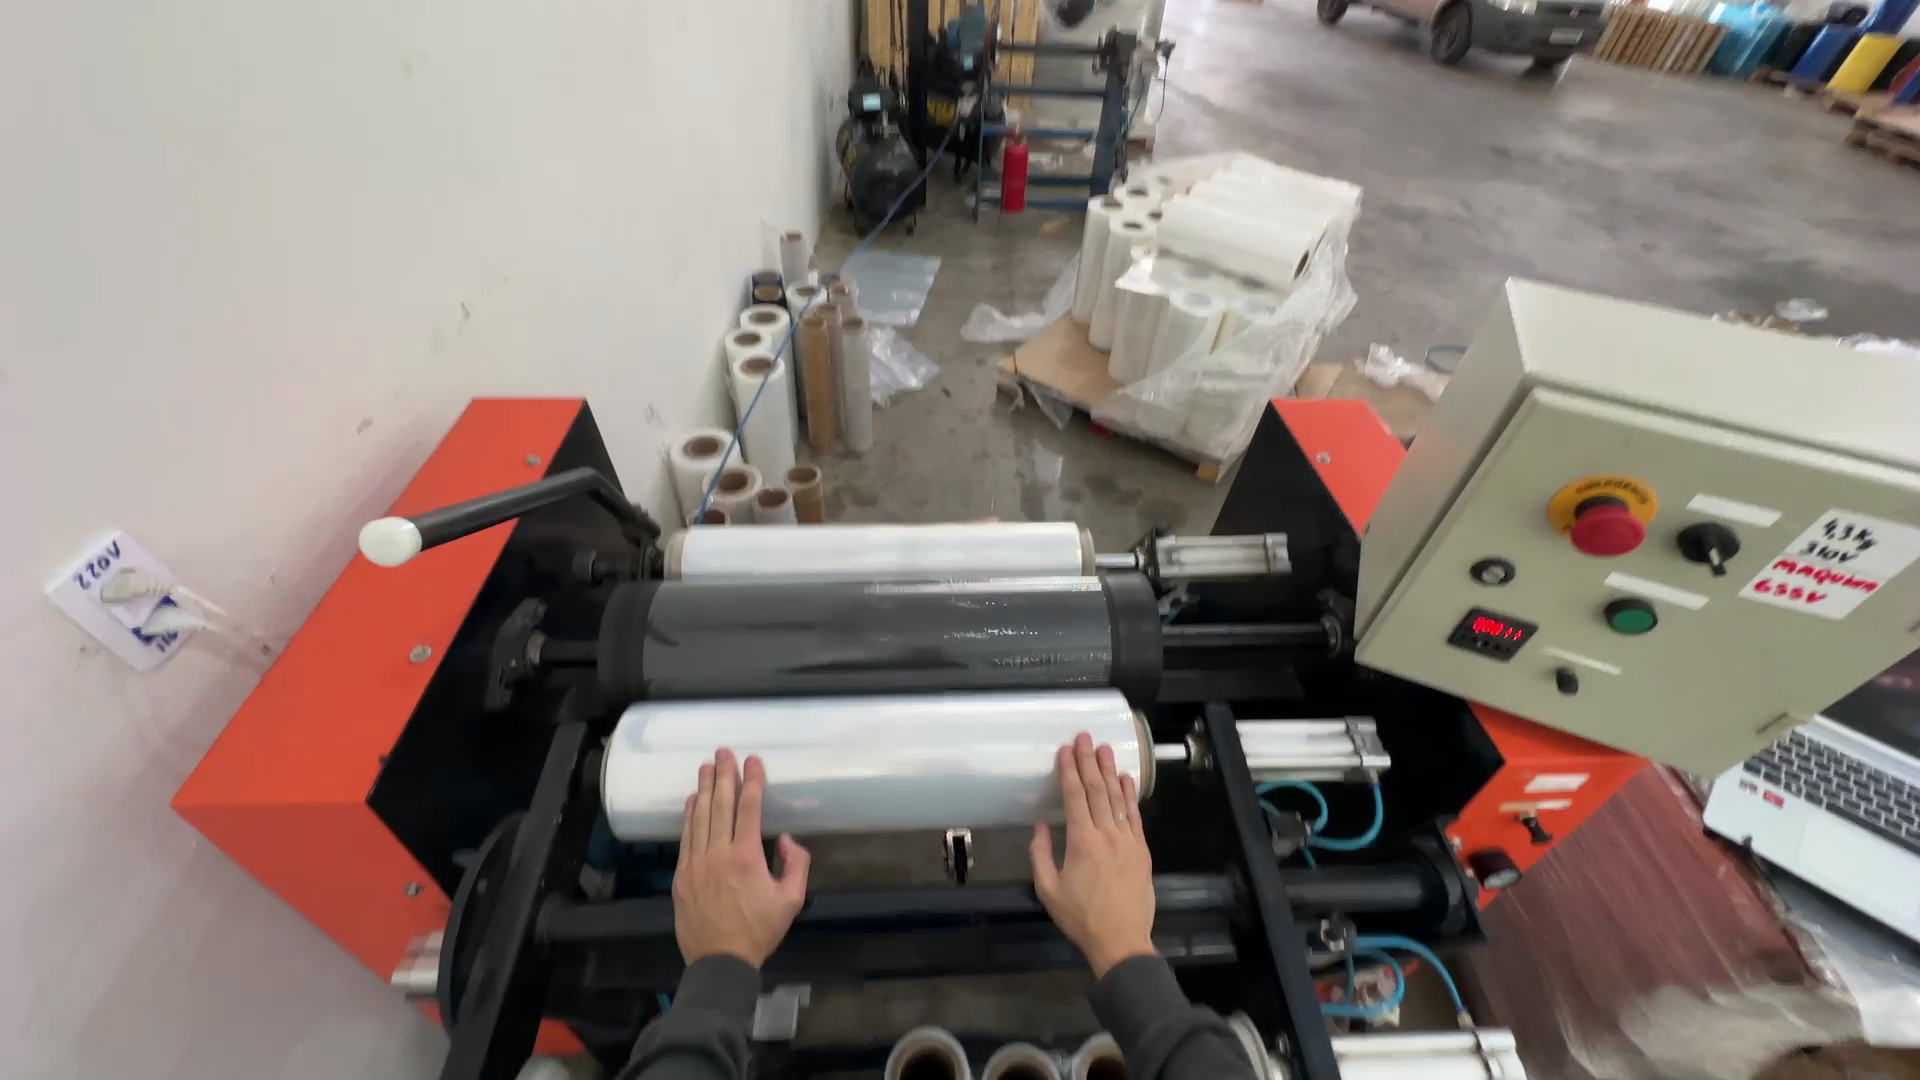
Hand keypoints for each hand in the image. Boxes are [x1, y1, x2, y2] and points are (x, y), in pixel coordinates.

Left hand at [672, 749, 811, 967]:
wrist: (720, 962)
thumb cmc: (759, 930)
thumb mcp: (792, 900)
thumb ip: (796, 864)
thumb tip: (786, 839)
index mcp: (747, 856)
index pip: (749, 808)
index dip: (752, 780)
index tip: (753, 760)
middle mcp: (719, 853)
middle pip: (721, 805)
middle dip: (724, 775)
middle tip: (723, 752)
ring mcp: (696, 864)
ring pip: (700, 818)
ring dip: (704, 789)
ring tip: (706, 767)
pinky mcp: (681, 876)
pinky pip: (686, 838)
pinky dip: (689, 816)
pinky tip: (692, 801)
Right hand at [1030, 732, 1155, 977]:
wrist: (1121, 943)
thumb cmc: (1080, 918)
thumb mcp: (1048, 889)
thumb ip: (1040, 854)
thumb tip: (1040, 826)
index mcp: (1082, 841)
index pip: (1075, 797)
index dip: (1069, 771)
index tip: (1065, 750)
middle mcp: (1107, 835)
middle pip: (1097, 790)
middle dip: (1089, 761)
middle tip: (1085, 737)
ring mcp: (1128, 841)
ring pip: (1117, 798)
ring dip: (1110, 771)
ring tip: (1104, 748)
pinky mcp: (1142, 851)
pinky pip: (1135, 816)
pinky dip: (1130, 795)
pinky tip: (1126, 779)